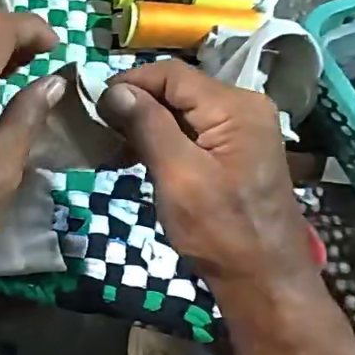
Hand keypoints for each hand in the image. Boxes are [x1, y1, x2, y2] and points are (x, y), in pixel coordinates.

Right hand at [100, 60, 316, 291]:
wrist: (264, 281)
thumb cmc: (220, 230)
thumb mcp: (178, 175)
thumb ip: (148, 126)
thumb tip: (113, 90)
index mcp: (235, 106)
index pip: (171, 74)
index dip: (128, 83)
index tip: (91, 105)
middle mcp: (244, 108)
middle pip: (178, 90)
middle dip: (134, 106)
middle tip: (97, 131)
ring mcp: (242, 131)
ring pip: (182, 113)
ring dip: (144, 126)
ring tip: (110, 150)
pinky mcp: (235, 153)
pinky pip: (192, 134)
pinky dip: (162, 142)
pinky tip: (135, 160)